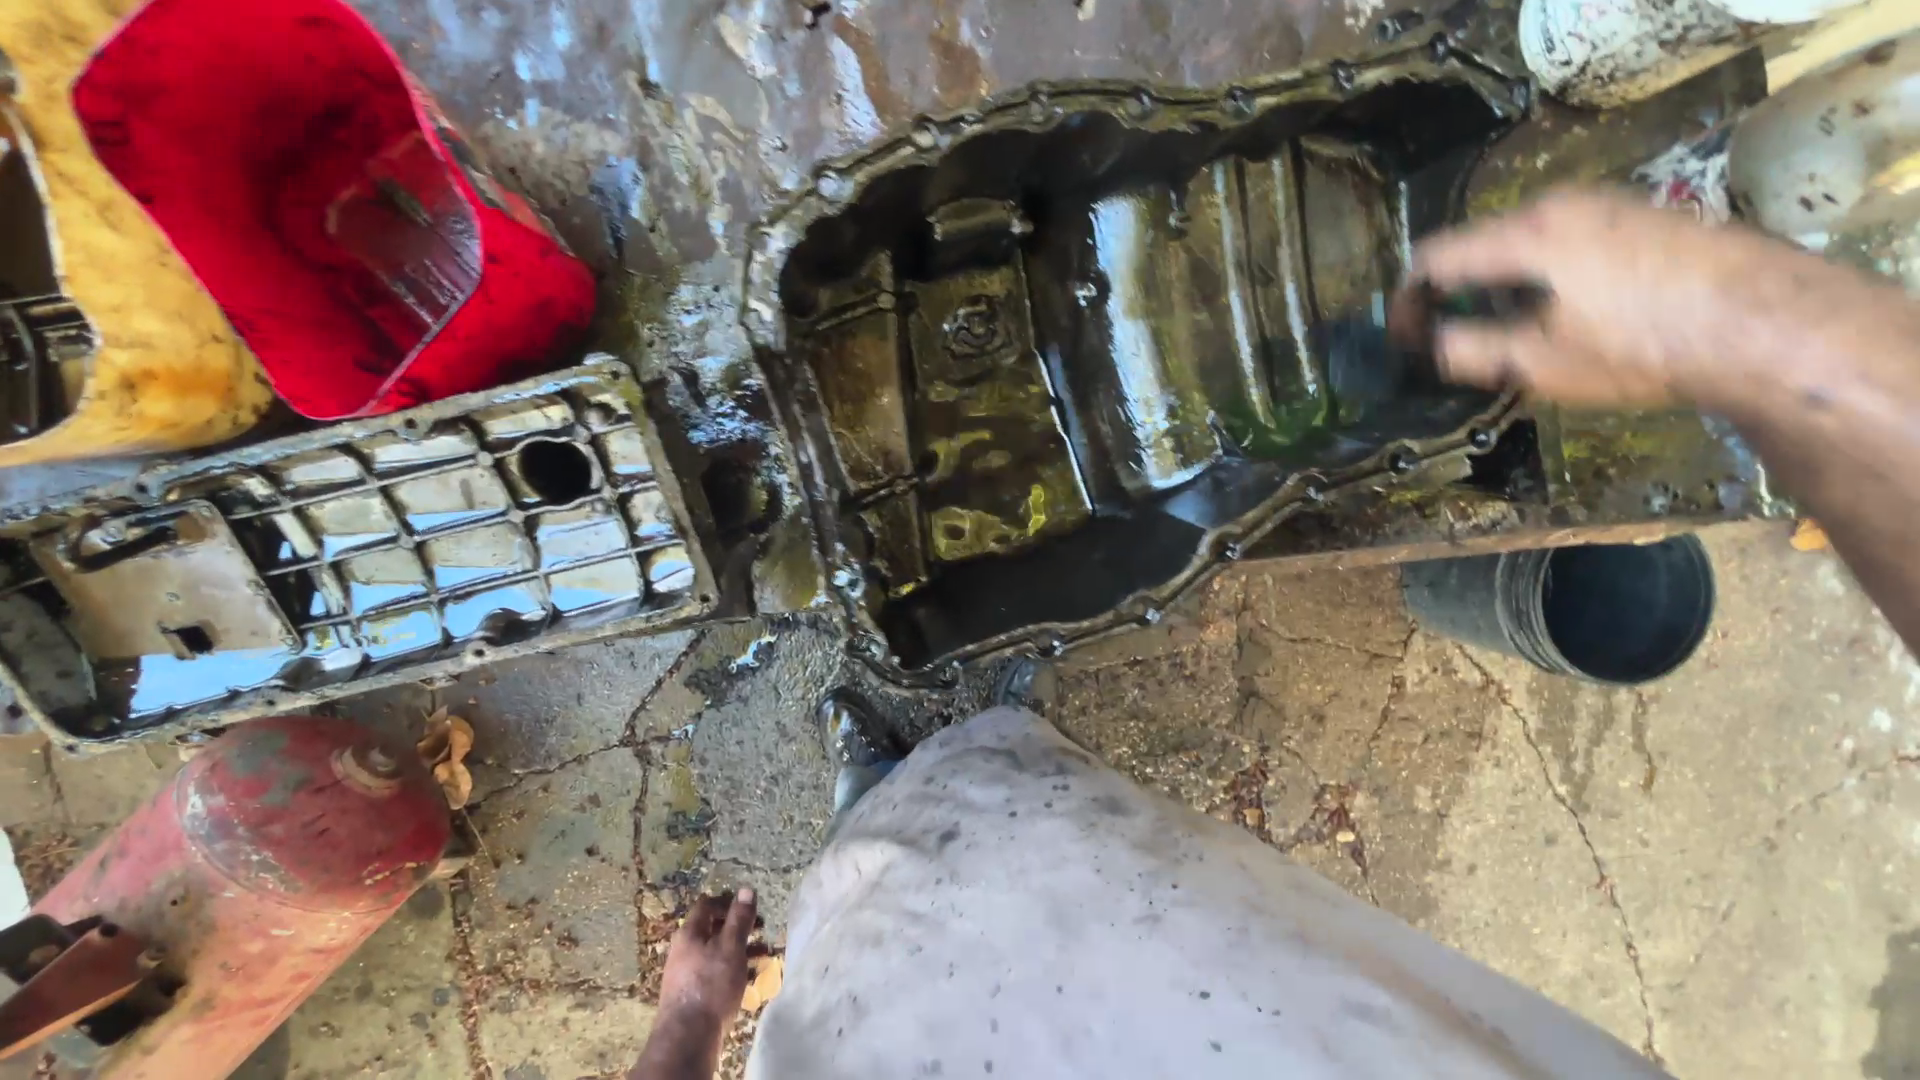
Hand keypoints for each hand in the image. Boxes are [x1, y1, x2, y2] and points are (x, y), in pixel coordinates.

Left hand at [659, 888, 756, 1025]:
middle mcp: (683, 949)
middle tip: (760, 929)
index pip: (707, 905)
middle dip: (738, 926)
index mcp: (689, 933)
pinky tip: (749, 976)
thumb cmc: (711, 984)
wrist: (687, 1037)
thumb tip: (746, 889)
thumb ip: (739, 918)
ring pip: (716, 951)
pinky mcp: (692, 993)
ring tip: (764, 953)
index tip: (750, 908)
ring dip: (739, 948)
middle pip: (712, 928)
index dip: (729, 902)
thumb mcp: (731, 946)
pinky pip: (714, 971)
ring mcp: (686, 973)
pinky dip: (732, 967)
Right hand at [1393, 186, 1824, 407]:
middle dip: (1453, 296)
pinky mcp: (1641, 216)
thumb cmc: (1638, 346)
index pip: (1432, 257)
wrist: (1771, 327)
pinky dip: (1540, 277)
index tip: (1404, 339)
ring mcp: (1605, 204)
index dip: (1405, 301)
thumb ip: (1463, 351)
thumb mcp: (1534, 363)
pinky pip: (1562, 242)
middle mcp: (1559, 205)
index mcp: (1523, 235)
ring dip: (1498, 288)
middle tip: (1457, 344)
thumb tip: (1428, 344)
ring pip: (1519, 244)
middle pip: (1475, 247)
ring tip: (1513, 336)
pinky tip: (1566, 316)